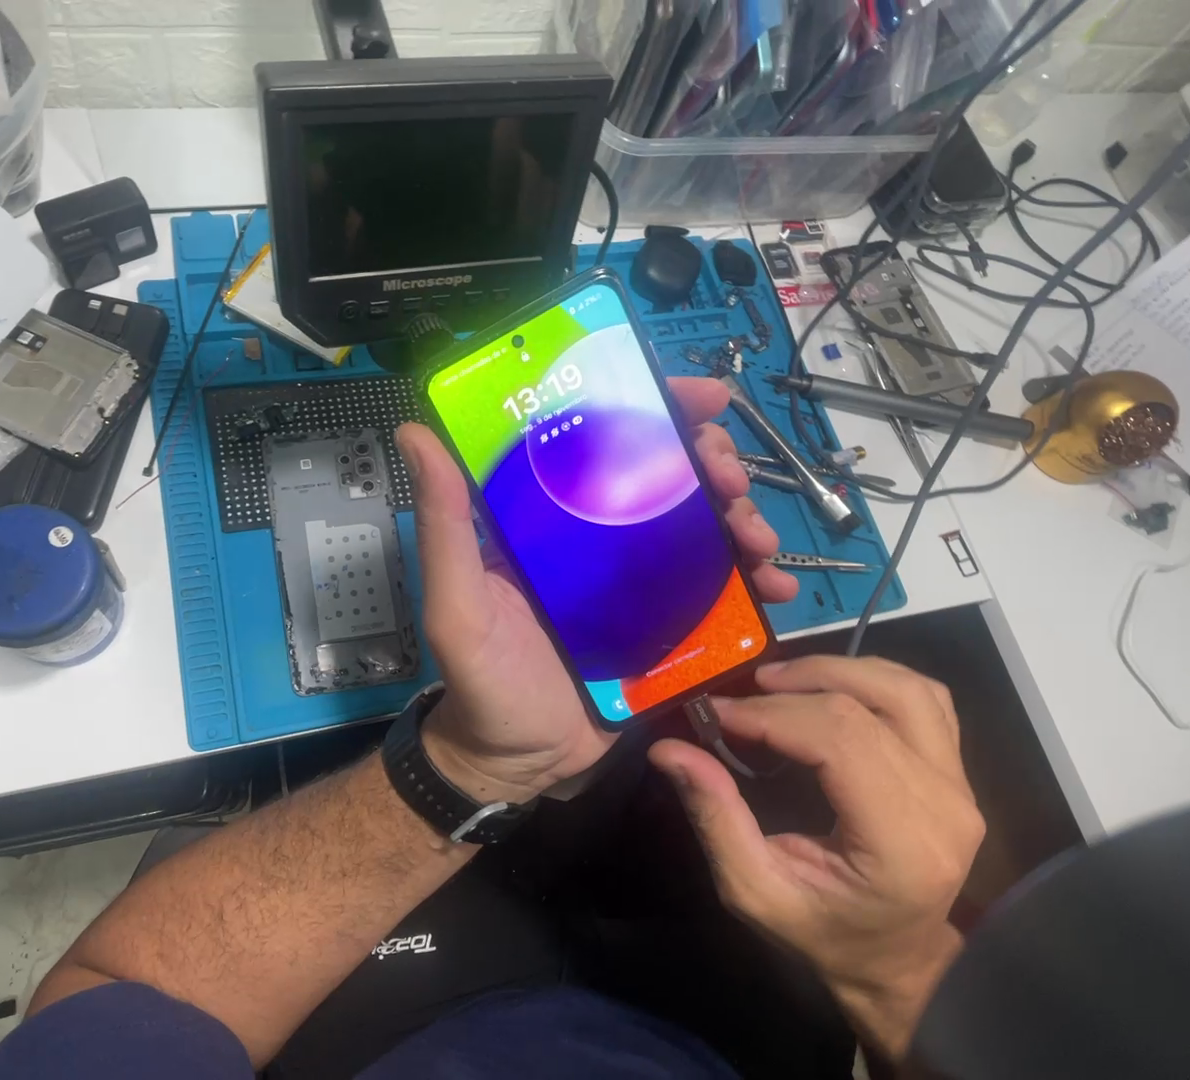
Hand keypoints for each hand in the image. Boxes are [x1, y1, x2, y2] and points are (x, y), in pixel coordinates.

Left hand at [394, 376, 799, 806]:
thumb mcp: (456, 603)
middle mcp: (598, 541)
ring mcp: (639, 584)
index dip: (653, 408)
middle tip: (729, 477)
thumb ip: (444, 525)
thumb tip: (415, 433)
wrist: (519, 765)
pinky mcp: (669, 628)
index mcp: (550, 521)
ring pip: (703, 528)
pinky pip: (720, 593)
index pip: (601, 442)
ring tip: (756, 537)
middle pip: (666, 478)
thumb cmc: (481, 682)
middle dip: (711, 463)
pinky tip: (775, 588)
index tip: (701, 399)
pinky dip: (754, 582)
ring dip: (742, 518)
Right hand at [648, 656, 983, 1059]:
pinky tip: (829, 687)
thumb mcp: (754, 891)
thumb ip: (716, 817)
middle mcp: (945, 804)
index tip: (716, 713)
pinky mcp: (958, 772)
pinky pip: (925, 698)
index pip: (839, 741)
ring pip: (904, 689)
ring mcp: (961, 785)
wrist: (899, 965)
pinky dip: (873, 678)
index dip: (771, 715)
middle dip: (791, 688)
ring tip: (778, 680)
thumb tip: (670, 750)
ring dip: (835, 670)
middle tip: (738, 696)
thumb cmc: (825, 935)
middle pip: (866, 707)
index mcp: (900, 842)